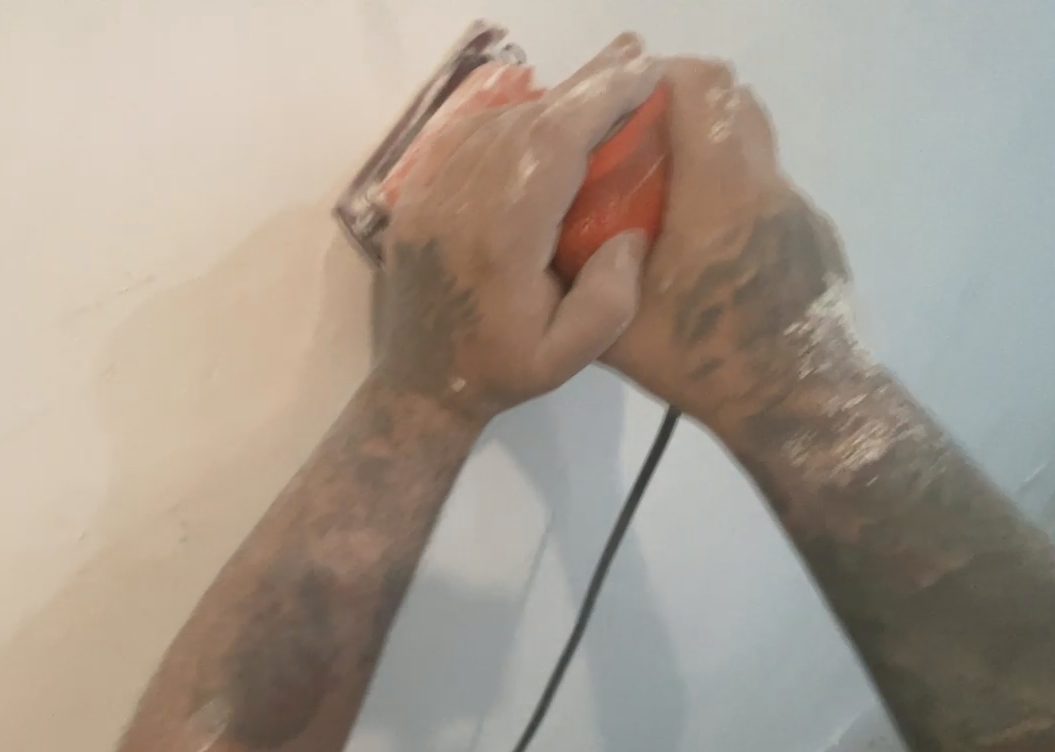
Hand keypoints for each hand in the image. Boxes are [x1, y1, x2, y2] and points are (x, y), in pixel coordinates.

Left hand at [376, 34, 660, 417]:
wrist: (420, 387)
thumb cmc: (498, 372)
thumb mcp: (565, 359)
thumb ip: (609, 301)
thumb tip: (632, 233)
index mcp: (501, 241)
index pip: (555, 142)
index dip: (601, 96)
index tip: (644, 71)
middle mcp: (458, 209)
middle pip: (524, 122)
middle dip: (581, 88)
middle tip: (628, 60)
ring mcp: (426, 204)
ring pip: (489, 126)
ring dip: (541, 104)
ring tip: (585, 95)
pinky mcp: (410, 207)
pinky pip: (456, 144)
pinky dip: (498, 123)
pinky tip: (527, 124)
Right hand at [601, 59, 852, 427]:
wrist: (792, 398)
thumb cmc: (698, 361)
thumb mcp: (617, 328)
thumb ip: (588, 281)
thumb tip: (557, 248)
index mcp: (718, 195)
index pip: (705, 89)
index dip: (663, 75)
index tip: (623, 98)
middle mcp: (765, 186)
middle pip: (734, 102)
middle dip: (681, 106)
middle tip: (634, 145)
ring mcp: (795, 209)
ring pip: (752, 145)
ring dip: (707, 150)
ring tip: (661, 197)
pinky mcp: (808, 235)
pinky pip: (763, 189)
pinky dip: (727, 193)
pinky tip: (699, 248)